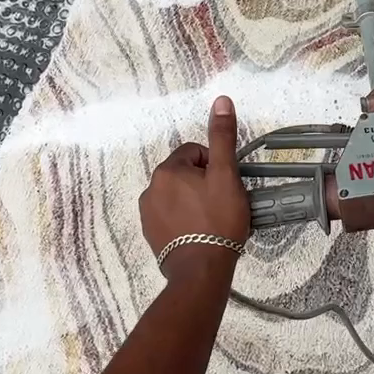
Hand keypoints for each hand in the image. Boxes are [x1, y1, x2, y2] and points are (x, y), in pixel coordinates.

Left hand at [140, 96, 250, 278]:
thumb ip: (222, 137)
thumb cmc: (217, 219)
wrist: (201, 272)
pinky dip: (184, 219)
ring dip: (193, 200)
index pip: (195, 152)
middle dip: (203, 183)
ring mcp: (147, 213)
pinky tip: (199, 233)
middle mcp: (150, 188)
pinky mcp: (150, 235)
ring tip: (211, 220)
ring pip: (178, 194)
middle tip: (221, 203)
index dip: (215, 166)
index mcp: (167, 170)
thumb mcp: (226, 175)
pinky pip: (171, 215)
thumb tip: (221, 100)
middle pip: (185, 172)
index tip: (225, 186)